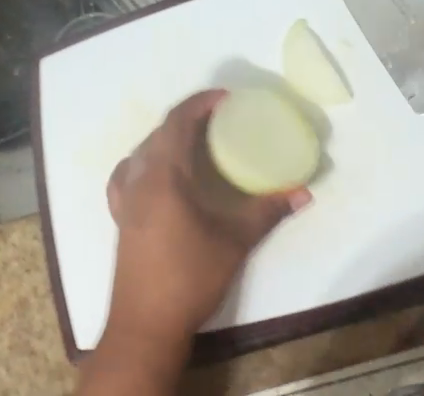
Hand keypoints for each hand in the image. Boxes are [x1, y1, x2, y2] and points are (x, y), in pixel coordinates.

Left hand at [104, 90, 311, 343]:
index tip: (226, 98)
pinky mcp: (120, 216)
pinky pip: (128, 174)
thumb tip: (303, 192)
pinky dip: (145, 161)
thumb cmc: (190, 276)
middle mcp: (140, 177)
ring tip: (196, 142)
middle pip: (161, 131)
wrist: (146, 324)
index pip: (178, 120)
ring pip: (144, 150)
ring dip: (169, 138)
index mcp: (165, 174)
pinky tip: (156, 172)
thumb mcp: (235, 241)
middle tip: (220, 119)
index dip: (200, 102)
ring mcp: (125, 197)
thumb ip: (268, 211)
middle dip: (189, 118)